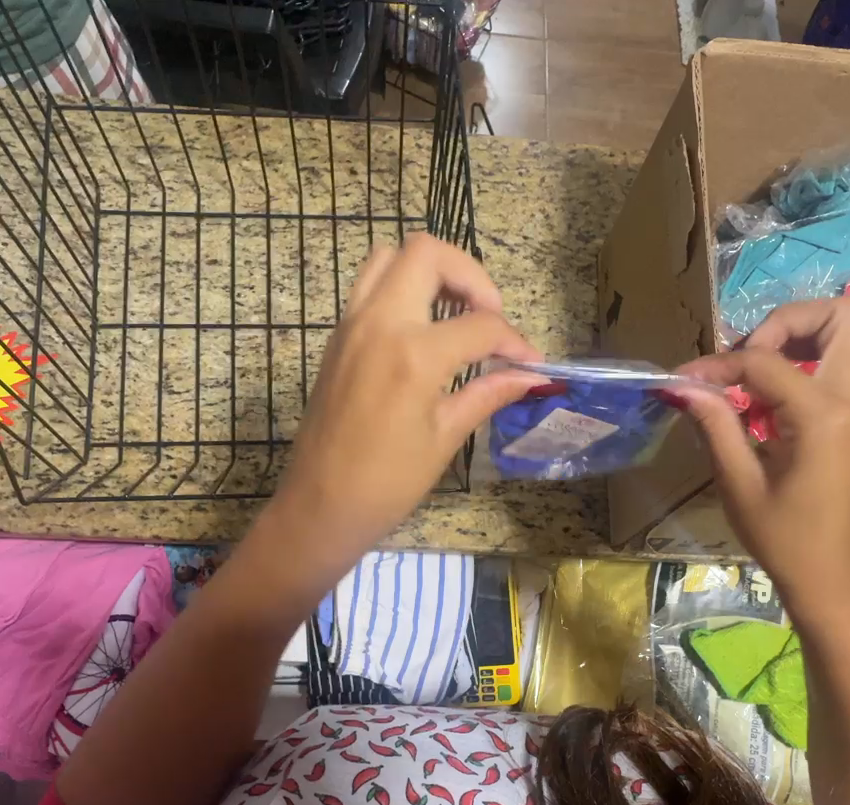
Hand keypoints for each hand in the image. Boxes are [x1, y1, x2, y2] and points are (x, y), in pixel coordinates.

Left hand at [264, 234, 544, 572]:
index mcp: (412, 354)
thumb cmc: (386, 483)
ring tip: (455, 315)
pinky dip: (402, 291)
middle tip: (488, 316)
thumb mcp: (445, 438)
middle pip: (428, 253)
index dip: (515, 341)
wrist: (319, 506)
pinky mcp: (337, 338)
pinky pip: (369, 287)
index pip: (480, 325)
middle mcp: (378, 323)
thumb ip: (488, 393)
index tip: (530, 362)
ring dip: (429, 273)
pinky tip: (424, 333)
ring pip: (389, 258)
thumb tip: (530, 376)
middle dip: (470, 276)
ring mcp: (351, 325)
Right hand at [675, 297, 849, 617]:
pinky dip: (828, 351)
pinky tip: (788, 385)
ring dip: (814, 330)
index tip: (685, 381)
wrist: (829, 573)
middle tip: (750, 356)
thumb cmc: (781, 536)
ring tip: (771, 361)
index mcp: (822, 417)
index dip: (718, 364)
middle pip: (842, 314)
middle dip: (787, 322)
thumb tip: (680, 385)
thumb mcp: (737, 483)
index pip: (765, 361)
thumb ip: (714, 423)